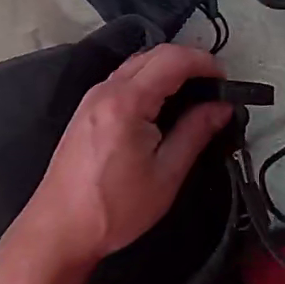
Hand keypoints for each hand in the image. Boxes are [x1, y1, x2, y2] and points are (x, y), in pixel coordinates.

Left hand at [9, 45, 233, 280]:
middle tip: (214, 86)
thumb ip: (195, 132)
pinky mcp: (87, 110)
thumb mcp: (166, 175)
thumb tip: (220, 107)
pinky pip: (123, 79)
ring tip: (194, 96)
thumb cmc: (111, 210)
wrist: (59, 229)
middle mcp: (105, 91)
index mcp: (126, 103)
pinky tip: (163, 106)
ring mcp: (92, 98)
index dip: (204, 62)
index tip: (224, 79)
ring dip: (168, 69)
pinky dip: (149, 81)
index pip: (172, 60)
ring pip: (138, 64)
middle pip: (154, 54)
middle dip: (189, 61)